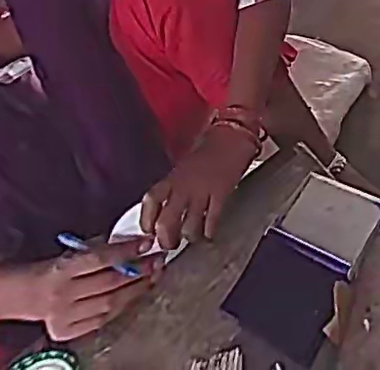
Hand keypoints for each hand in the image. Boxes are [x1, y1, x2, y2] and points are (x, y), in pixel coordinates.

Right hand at [0, 240, 158, 341]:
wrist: (24, 295)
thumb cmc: (58, 265)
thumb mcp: (75, 251)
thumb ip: (102, 249)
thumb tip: (137, 245)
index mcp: (63, 270)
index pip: (102, 259)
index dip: (128, 250)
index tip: (149, 242)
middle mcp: (62, 297)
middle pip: (109, 284)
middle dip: (139, 271)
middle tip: (160, 259)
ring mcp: (63, 318)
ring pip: (109, 304)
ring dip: (136, 289)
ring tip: (154, 275)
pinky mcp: (66, 333)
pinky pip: (102, 319)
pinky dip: (122, 305)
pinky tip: (136, 293)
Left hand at [138, 125, 259, 250]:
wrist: (233, 135)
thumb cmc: (208, 152)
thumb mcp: (184, 168)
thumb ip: (173, 189)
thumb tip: (163, 216)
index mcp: (172, 178)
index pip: (150, 202)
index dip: (146, 221)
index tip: (150, 231)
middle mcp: (183, 186)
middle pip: (166, 223)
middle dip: (167, 240)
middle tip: (172, 244)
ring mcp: (202, 190)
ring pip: (189, 227)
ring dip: (190, 237)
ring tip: (194, 237)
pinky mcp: (221, 193)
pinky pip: (212, 220)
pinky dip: (209, 231)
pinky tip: (210, 232)